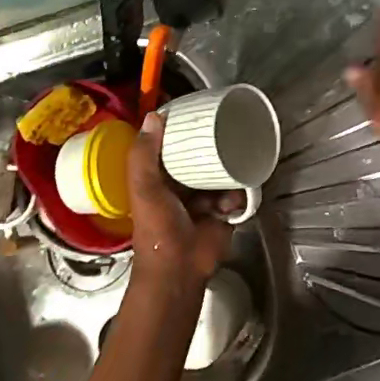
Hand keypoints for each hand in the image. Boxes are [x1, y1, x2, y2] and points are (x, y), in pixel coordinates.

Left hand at [125, 113, 240, 289]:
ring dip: (225, 176)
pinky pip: (235, 195)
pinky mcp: (223, 212)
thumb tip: (154, 115)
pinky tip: (229, 204)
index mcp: (157, 178)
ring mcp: (204, 199)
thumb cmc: (157, 226)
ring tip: (225, 181)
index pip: (169, 147)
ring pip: (220, 175)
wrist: (181, 267)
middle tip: (224, 139)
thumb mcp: (143, 186)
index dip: (179, 131)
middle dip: (210, 151)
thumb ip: (144, 153)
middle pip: (199, 158)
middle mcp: (180, 186)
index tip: (195, 113)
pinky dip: (235, 197)